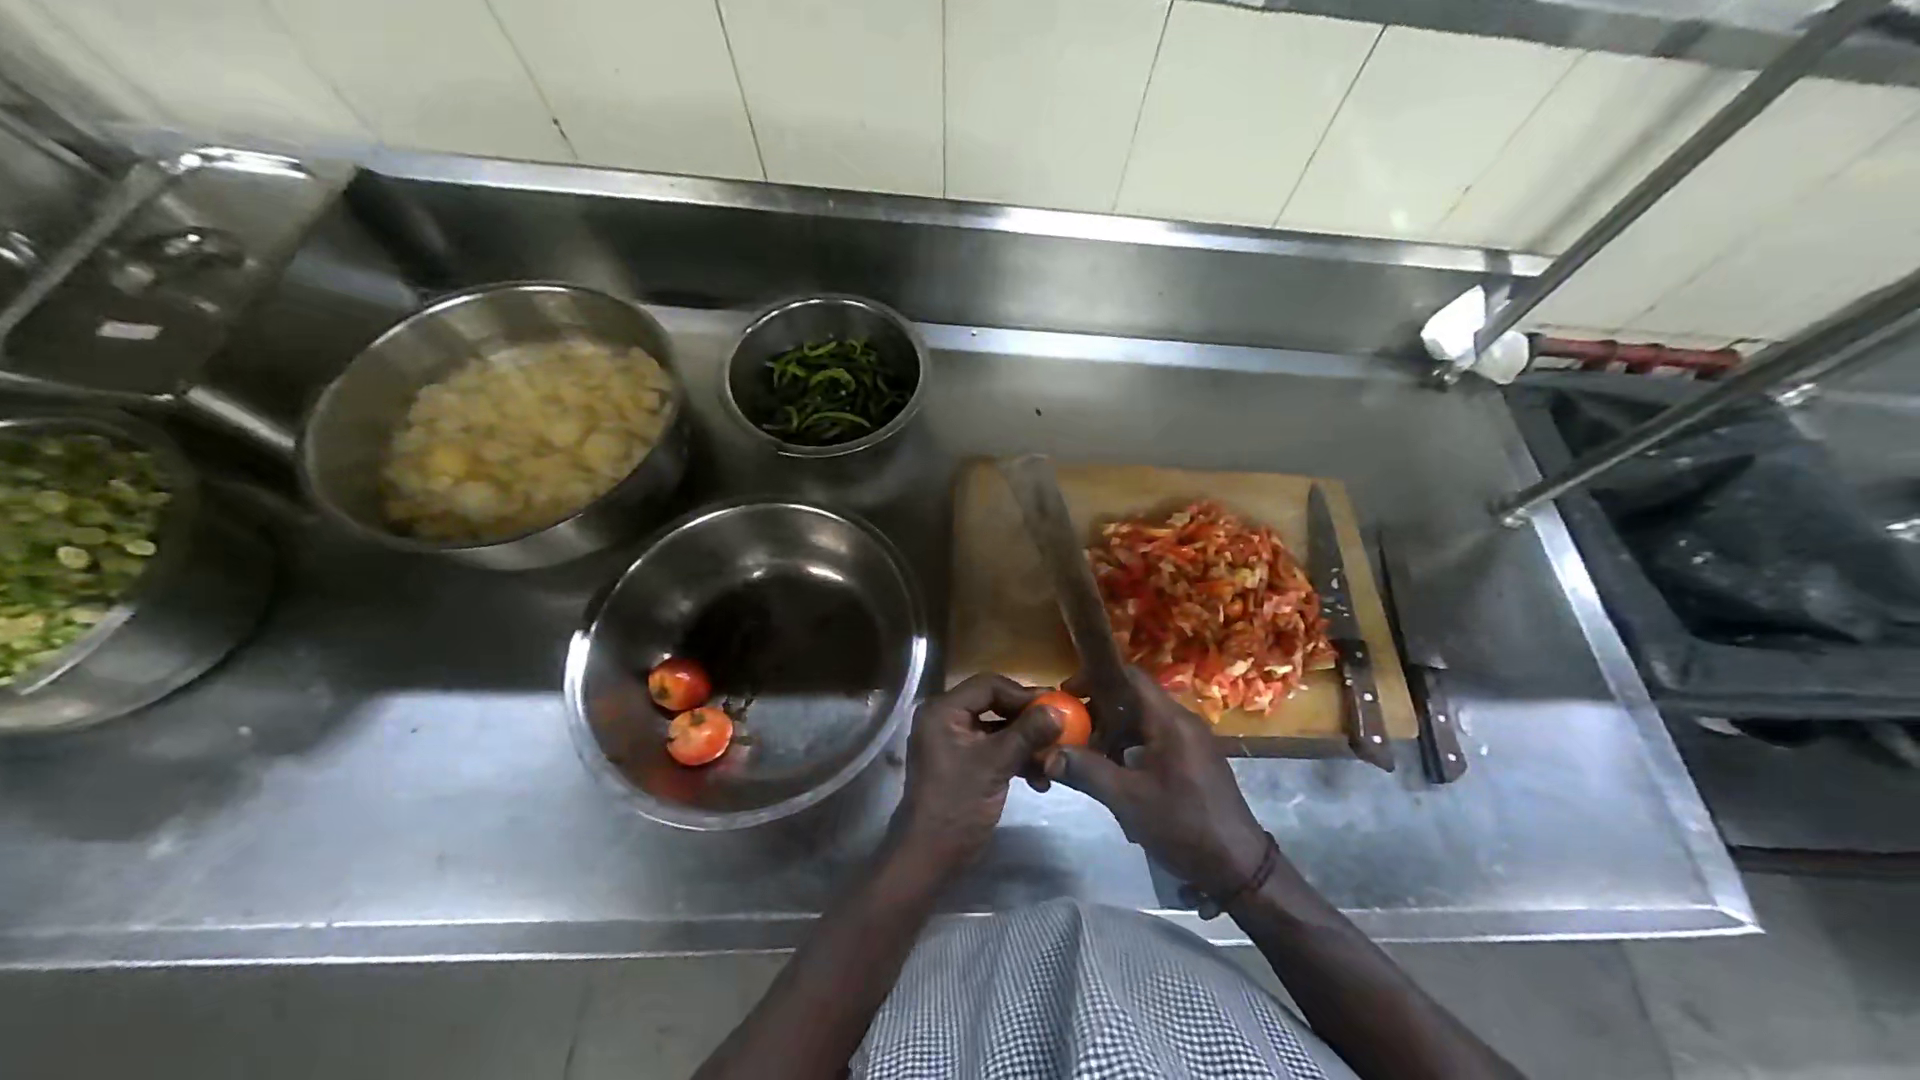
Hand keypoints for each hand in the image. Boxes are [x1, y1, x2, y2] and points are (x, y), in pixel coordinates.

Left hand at [891, 674, 1057, 875]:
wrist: (930, 856)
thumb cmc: (957, 804)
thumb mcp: (995, 764)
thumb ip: (1027, 733)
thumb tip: (1059, 709)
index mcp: (943, 711)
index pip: (989, 686)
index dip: (1023, 694)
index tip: (1056, 706)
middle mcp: (945, 719)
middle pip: (994, 705)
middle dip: (1028, 721)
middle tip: (1060, 728)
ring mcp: (954, 743)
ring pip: (998, 730)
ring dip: (1026, 744)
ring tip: (1052, 760)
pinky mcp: (963, 764)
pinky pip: (994, 750)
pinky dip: (1016, 759)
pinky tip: (1040, 779)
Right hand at [1043, 667, 1271, 897]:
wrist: (1239, 868)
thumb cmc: (1183, 825)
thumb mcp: (1128, 799)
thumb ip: (1086, 771)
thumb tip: (1048, 754)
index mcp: (1170, 721)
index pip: (1131, 676)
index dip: (1096, 677)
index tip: (1067, 694)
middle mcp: (1182, 723)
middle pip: (1133, 699)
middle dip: (1099, 710)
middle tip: (1070, 729)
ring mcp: (1190, 743)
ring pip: (1142, 723)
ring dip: (1113, 733)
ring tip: (1085, 754)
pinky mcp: (1192, 763)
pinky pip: (1154, 741)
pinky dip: (1130, 749)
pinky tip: (1113, 774)